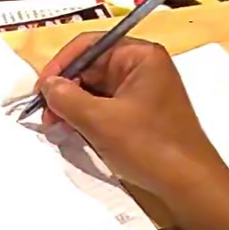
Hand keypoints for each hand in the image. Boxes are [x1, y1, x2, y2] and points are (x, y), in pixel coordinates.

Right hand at [34, 34, 228, 200]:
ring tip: (56, 126)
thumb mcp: (100, 120)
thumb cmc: (149, 145)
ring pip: (96, 89)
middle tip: (45, 115)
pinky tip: (74, 132)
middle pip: (91, 67)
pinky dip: (88, 117)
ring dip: (74, 106)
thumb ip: (67, 98)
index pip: (89, 45)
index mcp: (139, 56)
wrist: (189, 184)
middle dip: (65, 89)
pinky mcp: (141, 114)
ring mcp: (143, 91)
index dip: (60, 65)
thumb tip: (46, 85)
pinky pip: (106, 106)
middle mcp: (143, 67)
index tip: (39, 90)